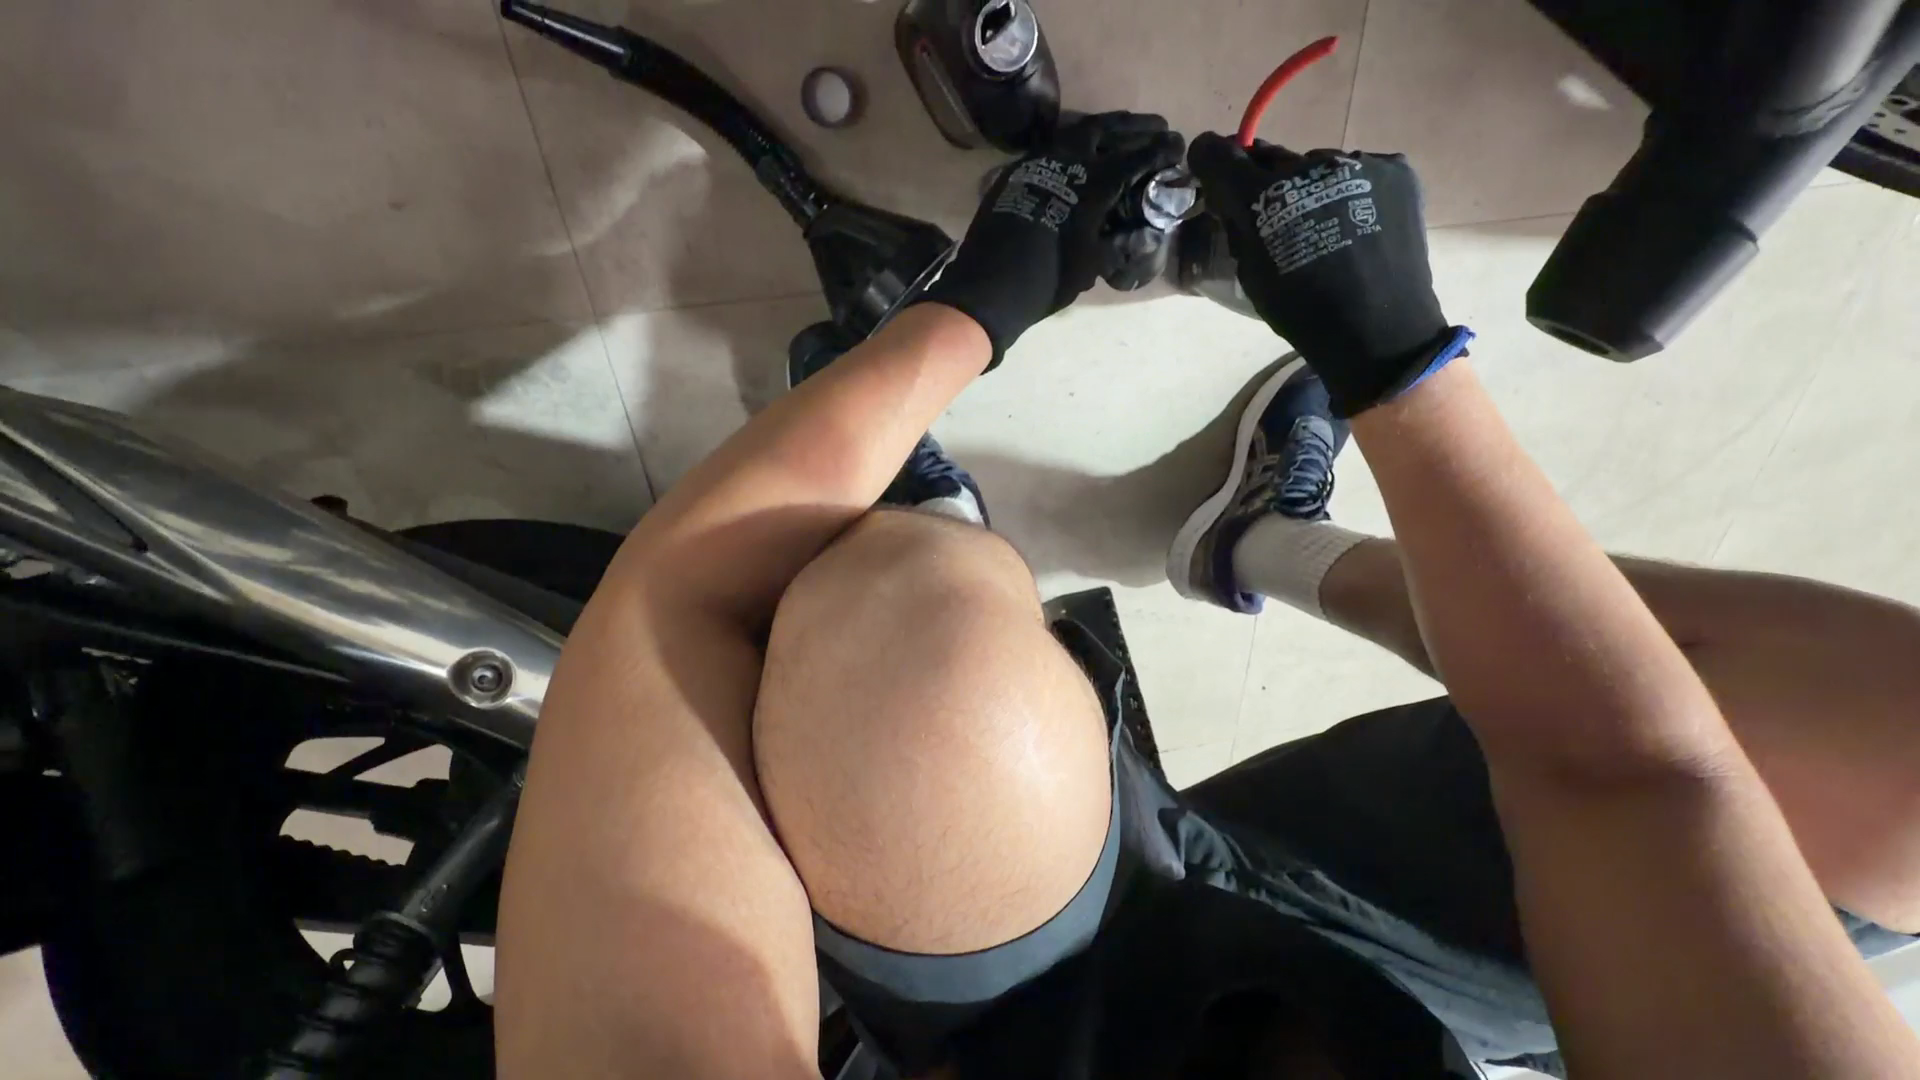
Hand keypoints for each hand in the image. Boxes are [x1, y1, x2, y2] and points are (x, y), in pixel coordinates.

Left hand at [919, 112, 1185, 369]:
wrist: (987, 289)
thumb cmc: (1045, 283)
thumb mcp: (1089, 266)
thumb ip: (1118, 244)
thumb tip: (1143, 232)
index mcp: (1090, 185)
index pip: (1133, 158)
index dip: (1157, 150)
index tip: (1176, 145)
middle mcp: (1064, 163)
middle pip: (1104, 130)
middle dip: (1133, 127)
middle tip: (1156, 127)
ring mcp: (1035, 164)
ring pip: (1074, 134)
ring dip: (1102, 131)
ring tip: (1122, 134)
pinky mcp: (1014, 174)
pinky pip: (1050, 149)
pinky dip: (1072, 146)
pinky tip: (1081, 155)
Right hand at [1187, 133, 1469, 416]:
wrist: (1377, 328)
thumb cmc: (1302, 310)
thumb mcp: (1251, 273)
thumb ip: (1237, 228)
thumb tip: (1231, 200)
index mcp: (1259, 197)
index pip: (1218, 153)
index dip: (1209, 157)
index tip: (1209, 166)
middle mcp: (1304, 166)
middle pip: (1271, 158)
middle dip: (1263, 180)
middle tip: (1272, 211)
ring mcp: (1354, 162)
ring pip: (1316, 166)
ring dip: (1310, 187)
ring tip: (1324, 224)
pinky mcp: (1393, 167)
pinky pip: (1357, 170)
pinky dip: (1350, 190)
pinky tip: (1356, 222)